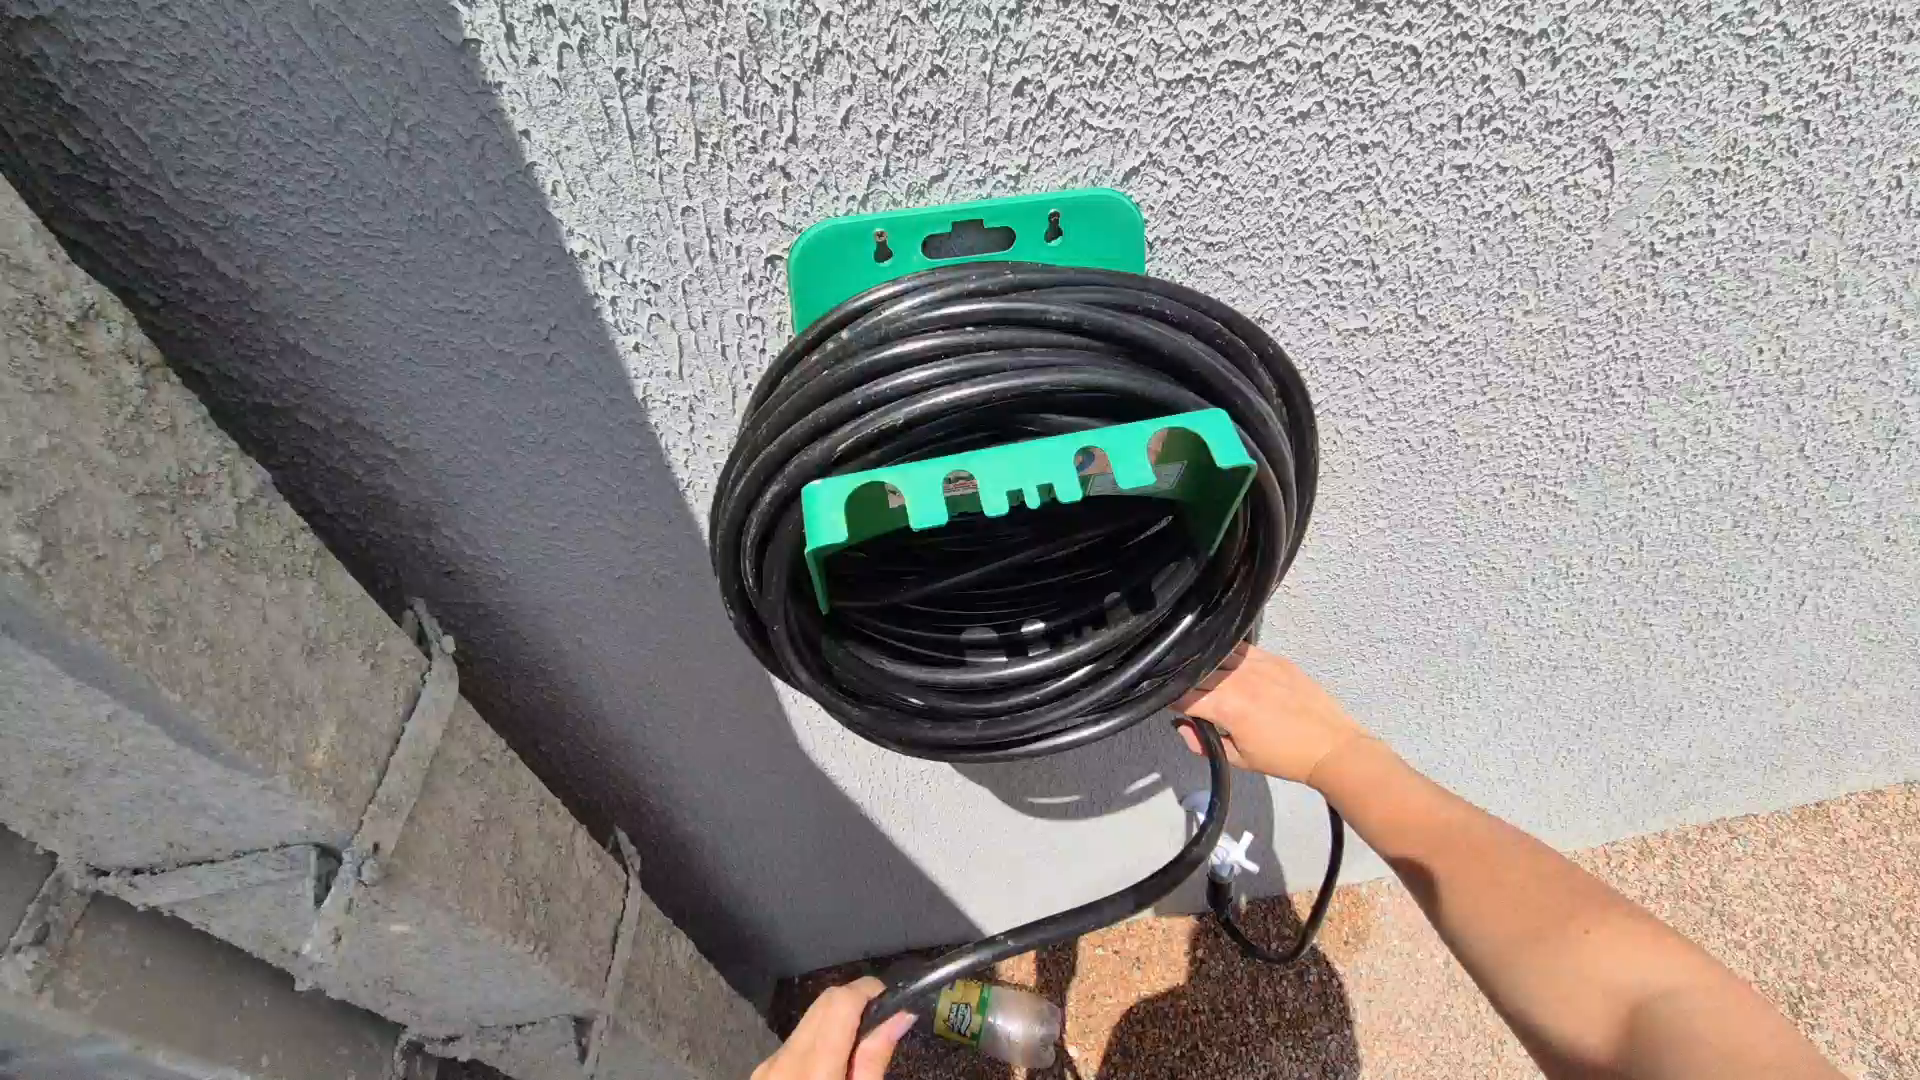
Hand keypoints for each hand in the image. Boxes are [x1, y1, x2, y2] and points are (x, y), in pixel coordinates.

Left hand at [754, 977, 915, 1079]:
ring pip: (810, 1019)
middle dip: (855, 1002)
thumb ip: (874, 1059)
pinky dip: (818, 1040)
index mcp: (812, 1070)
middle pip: (824, 1002)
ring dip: (837, 1021)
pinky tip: (831, 1065)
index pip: (841, 1001)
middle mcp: (783, 1060)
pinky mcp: (761, 1073)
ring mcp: (767, 1066)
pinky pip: (795, 1040)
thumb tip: (901, 1013)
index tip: (892, 1000)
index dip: (869, 990)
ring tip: (857, 1050)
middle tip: (880, 1024)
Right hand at [1174, 643, 1378, 787]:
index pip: (1182, 696)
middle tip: (1186, 692)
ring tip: (1203, 675)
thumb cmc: (1284, 758)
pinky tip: (1224, 662)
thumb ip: (1203, 743)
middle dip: (1184, 682)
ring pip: (1214, 654)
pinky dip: (1226, 654)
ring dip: (1204, 665)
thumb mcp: (1239, 760)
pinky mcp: (1273, 658)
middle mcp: (1237, 680)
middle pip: (1195, 672)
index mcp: (1226, 707)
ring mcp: (1256, 665)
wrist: (1331, 747)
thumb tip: (1181, 726)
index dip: (1170, 700)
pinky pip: (1240, 649)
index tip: (1172, 705)